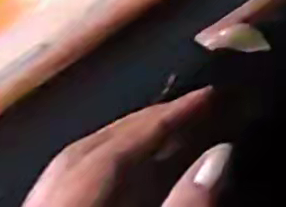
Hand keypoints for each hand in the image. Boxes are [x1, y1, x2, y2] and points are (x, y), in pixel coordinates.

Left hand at [22, 89, 230, 206]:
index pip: (109, 153)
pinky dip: (106, 171)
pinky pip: (63, 193)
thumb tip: (222, 151)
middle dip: (140, 121)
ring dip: (123, 142)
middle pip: (78, 155)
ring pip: (65, 173)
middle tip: (195, 104)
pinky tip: (141, 171)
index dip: (163, 118)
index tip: (213, 93)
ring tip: (174, 129)